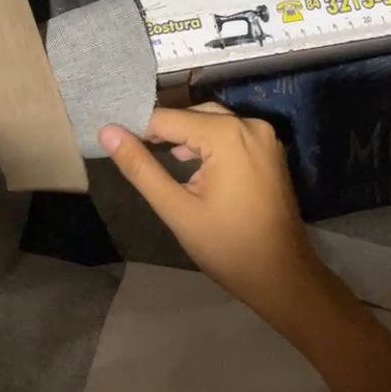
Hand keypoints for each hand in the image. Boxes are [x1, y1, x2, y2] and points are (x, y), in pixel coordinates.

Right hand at [99, 104, 328, 315]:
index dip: (137, 129)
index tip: (113, 142)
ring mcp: (264, 137)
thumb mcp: (176, 208)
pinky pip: (230, 134)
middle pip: (192, 115)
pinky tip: (188, 162)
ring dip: (184, 136)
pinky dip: (207, 143)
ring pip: (211, 122)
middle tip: (131, 151)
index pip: (168, 119)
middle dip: (162, 131)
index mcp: (227, 135)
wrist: (282, 276)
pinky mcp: (269, 151)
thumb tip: (108, 132)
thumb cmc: (227, 246)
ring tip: (155, 156)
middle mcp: (249, 125)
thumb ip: (140, 167)